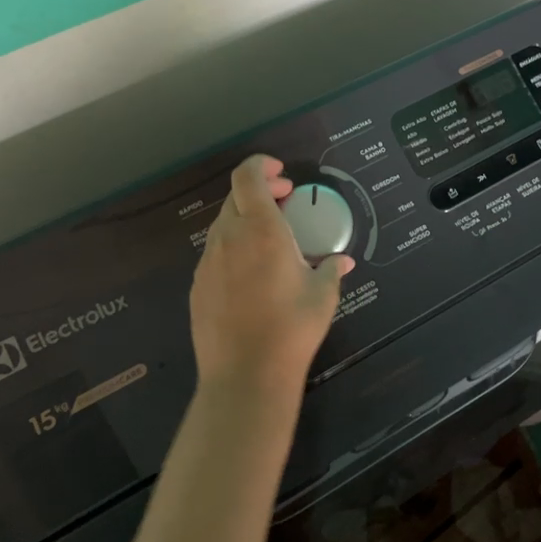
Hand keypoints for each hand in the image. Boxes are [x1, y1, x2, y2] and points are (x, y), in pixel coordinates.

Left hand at [190, 155, 353, 397]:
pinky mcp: (199, 286)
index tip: (282, 175)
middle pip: (236, 198)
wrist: (245, 375)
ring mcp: (209, 262)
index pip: (248, 176)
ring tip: (271, 239)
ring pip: (224, 225)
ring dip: (246, 220)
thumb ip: (330, 269)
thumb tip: (342, 261)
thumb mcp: (322, 295)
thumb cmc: (292, 328)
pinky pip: (216, 254)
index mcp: (261, 229)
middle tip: (286, 202)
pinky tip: (252, 274)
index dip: (262, 166)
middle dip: (261, 192)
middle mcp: (229, 237)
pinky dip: (234, 247)